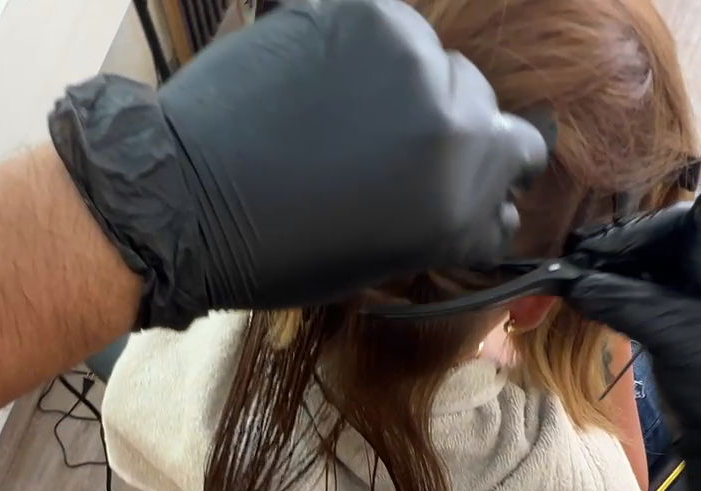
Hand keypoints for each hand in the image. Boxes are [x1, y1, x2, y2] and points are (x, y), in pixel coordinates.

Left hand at [49, 0, 548, 328]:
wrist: (187, 203)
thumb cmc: (276, 255)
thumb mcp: (377, 257)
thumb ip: (437, 216)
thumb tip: (463, 187)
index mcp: (458, 208)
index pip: (513, 175)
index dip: (489, 179)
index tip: (463, 179)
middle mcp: (454, 132)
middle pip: (484, 110)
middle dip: (450, 129)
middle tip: (392, 147)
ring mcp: (412, 65)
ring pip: (436, 64)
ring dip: (406, 89)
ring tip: (343, 116)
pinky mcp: (366, 16)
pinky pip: (386, 32)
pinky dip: (364, 55)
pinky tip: (320, 84)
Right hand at [565, 188, 700, 490]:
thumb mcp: (677, 335)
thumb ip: (624, 303)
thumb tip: (569, 283)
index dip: (669, 227)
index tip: (624, 254)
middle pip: (684, 231)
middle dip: (634, 245)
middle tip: (586, 257)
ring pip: (667, 257)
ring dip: (624, 265)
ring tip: (582, 272)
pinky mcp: (698, 308)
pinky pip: (660, 283)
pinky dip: (629, 286)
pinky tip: (596, 290)